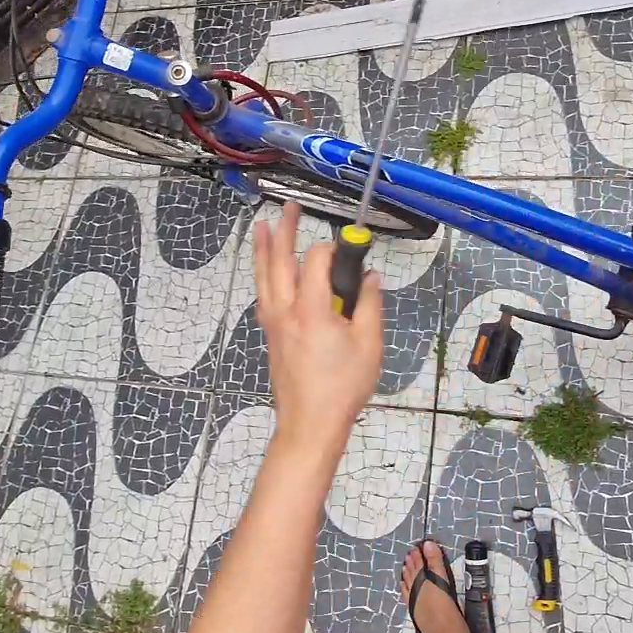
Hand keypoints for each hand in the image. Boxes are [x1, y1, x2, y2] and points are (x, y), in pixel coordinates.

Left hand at [252, 203, 384, 458]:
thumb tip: (370, 278)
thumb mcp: (369, 345)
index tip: (350, 250)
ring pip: (265, 278)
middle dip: (285, 232)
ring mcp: (274, 323)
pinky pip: (263, 295)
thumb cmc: (343, 387)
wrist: (310, 424)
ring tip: (263, 227)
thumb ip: (369, 306)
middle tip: (289, 208)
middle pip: (281, 262)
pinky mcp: (270, 335)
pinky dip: (263, 276)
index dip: (332, 249)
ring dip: (264, 250)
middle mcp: (286, 311)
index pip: (316, 263)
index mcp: (312, 310)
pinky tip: (266, 272)